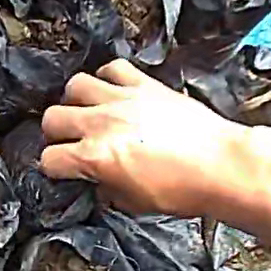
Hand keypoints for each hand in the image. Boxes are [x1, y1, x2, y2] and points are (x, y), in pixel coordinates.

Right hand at [40, 59, 270, 216]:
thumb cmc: (180, 191)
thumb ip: (104, 187)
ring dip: (76, 101)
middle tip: (71, 141)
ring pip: (74, 85)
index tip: (63, 171)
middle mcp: (101, 123)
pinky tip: (113, 93)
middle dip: (57, 133)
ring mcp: (122, 99)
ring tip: (88, 113)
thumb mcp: (131, 202)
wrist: (221, 165)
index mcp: (95, 157)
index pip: (49, 159)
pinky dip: (106, 79)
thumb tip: (96, 179)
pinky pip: (112, 68)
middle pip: (52, 118)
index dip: (53, 168)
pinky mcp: (145, 84)